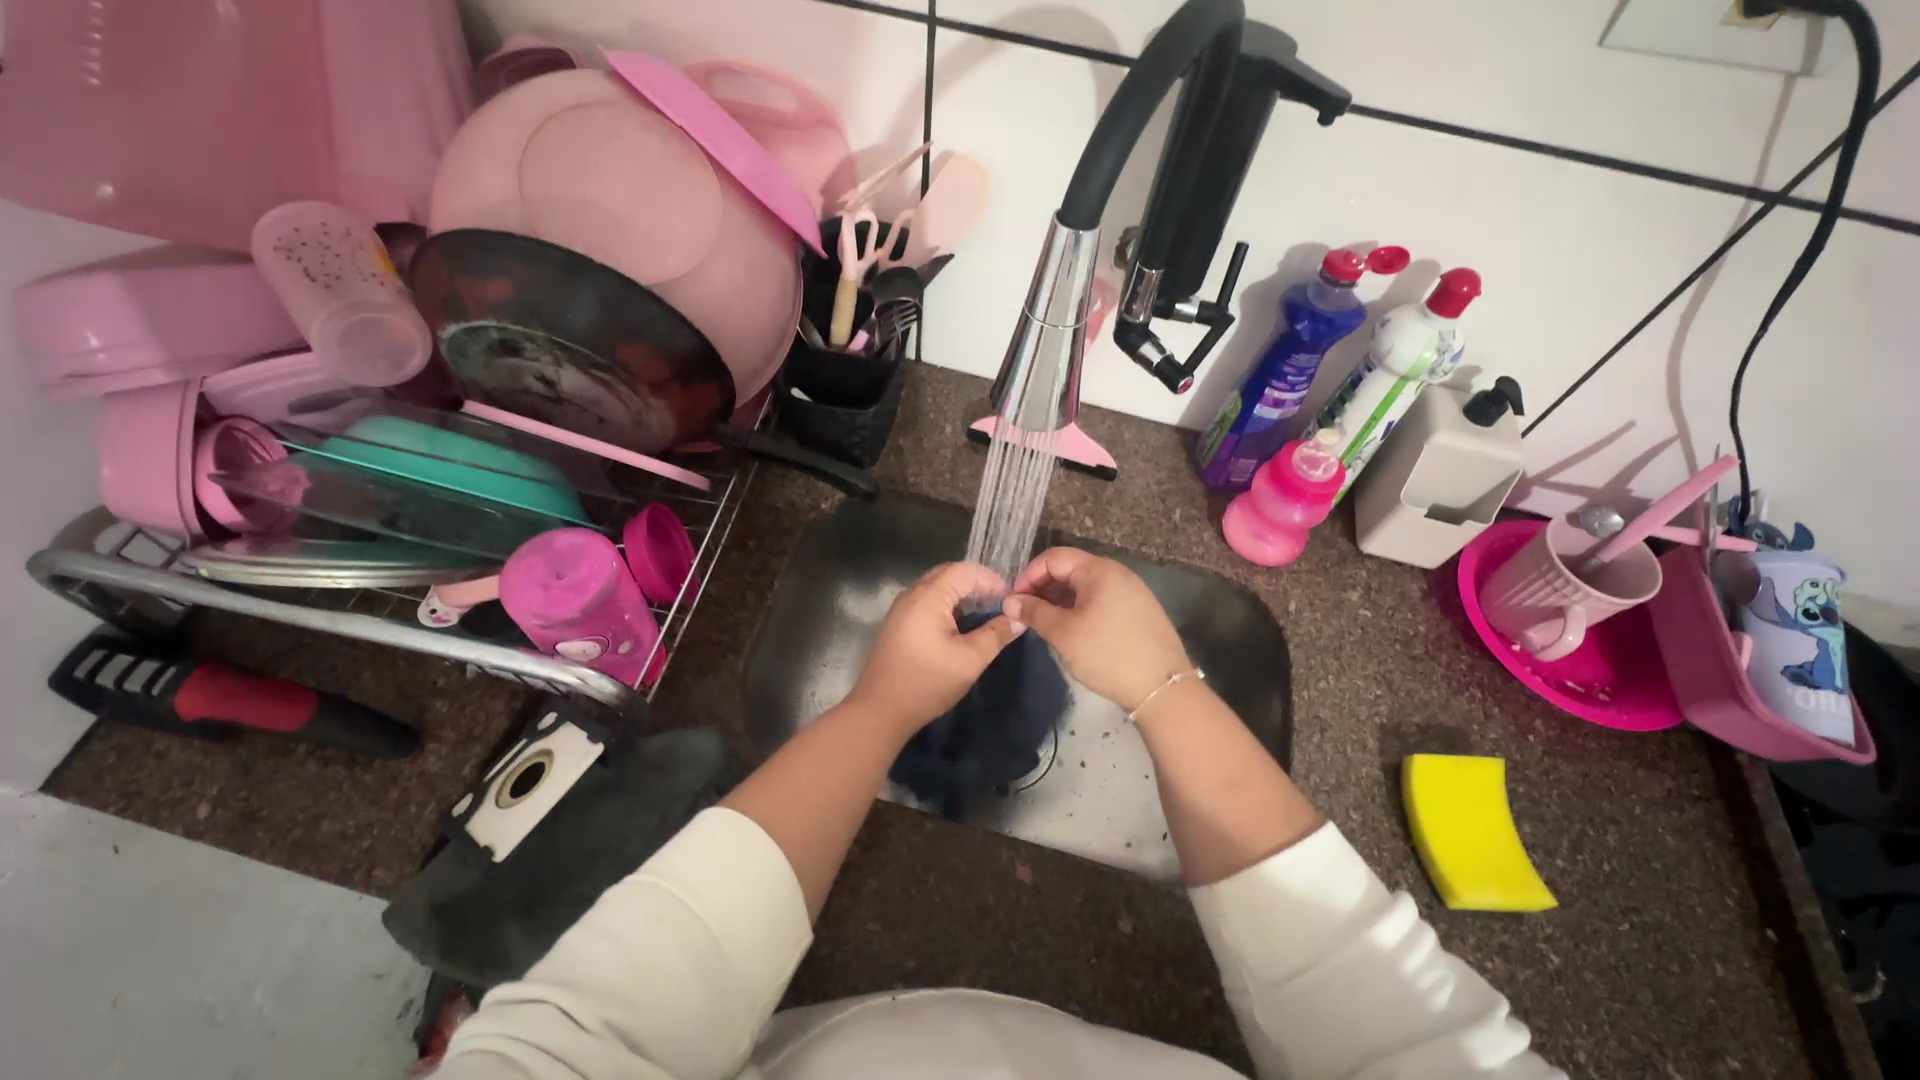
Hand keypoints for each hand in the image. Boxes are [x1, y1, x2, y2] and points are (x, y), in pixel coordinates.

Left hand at [845, 562, 1024, 733]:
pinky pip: (927, 602)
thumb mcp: (970, 660)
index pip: (965, 571)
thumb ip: (996, 634)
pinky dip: (948, 606)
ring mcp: (901, 609)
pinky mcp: (898, 624)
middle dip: (977, 584)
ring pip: (937, 588)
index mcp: (928, 596)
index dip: (991, 580)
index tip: (1011, 600)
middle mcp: (911, 594)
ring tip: (985, 614)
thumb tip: (1018, 618)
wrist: (881, 710)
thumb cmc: (927, 683)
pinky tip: (960, 627)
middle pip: (949, 574)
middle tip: (1000, 604)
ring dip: (962, 595)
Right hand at [1003, 547, 1191, 711]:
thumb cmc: (1107, 654)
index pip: (1053, 558)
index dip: (1028, 576)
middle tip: (1026, 615)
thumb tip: (1009, 601)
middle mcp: (1117, 573)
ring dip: (1060, 601)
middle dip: (1043, 588)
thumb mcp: (1063, 633)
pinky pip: (1101, 600)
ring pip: (1085, 587)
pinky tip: (1072, 631)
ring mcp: (1131, 592)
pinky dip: (1080, 609)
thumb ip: (1034, 612)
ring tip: (1045, 625)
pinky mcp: (1139, 611)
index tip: (1014, 601)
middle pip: (1070, 569)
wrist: (1161, 687)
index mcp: (1099, 570)